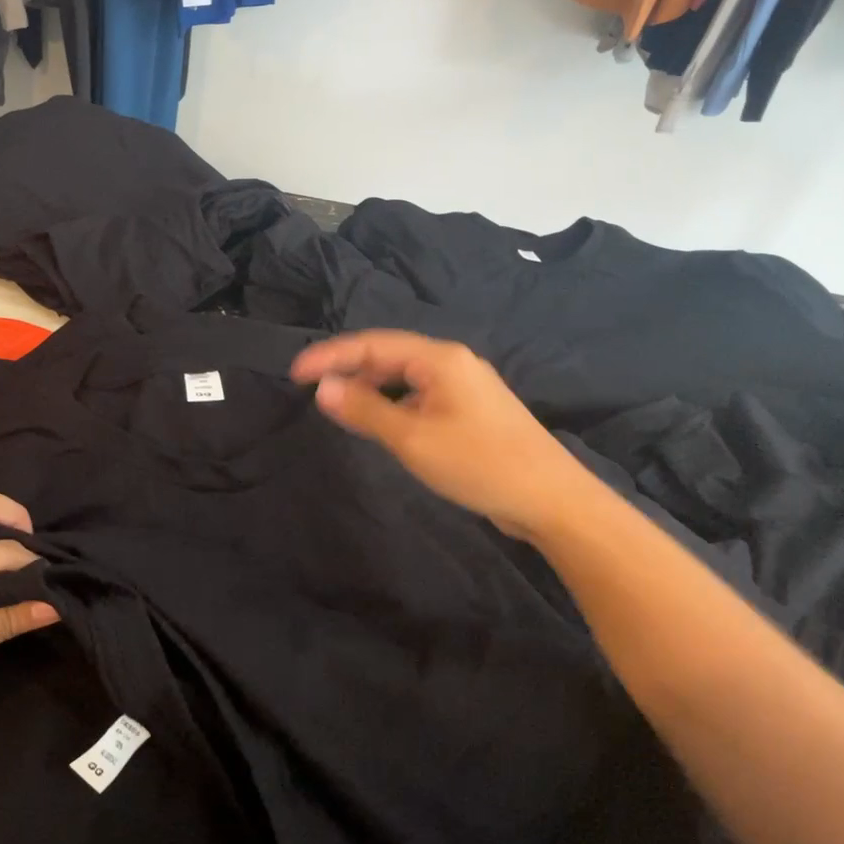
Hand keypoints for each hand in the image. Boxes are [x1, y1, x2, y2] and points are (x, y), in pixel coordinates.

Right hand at [292, 331, 605, 539]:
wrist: (550, 499)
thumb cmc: (478, 463)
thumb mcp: (411, 438)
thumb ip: (364, 410)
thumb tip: (322, 387)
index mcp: (439, 359)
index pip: (371, 345)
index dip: (330, 356)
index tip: (294, 373)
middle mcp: (452, 364)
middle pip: (387, 356)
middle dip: (347, 369)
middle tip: (311, 390)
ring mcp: (464, 387)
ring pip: (403, 377)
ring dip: (369, 387)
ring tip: (338, 407)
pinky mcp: (470, 411)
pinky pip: (418, 395)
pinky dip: (391, 403)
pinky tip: (379, 423)